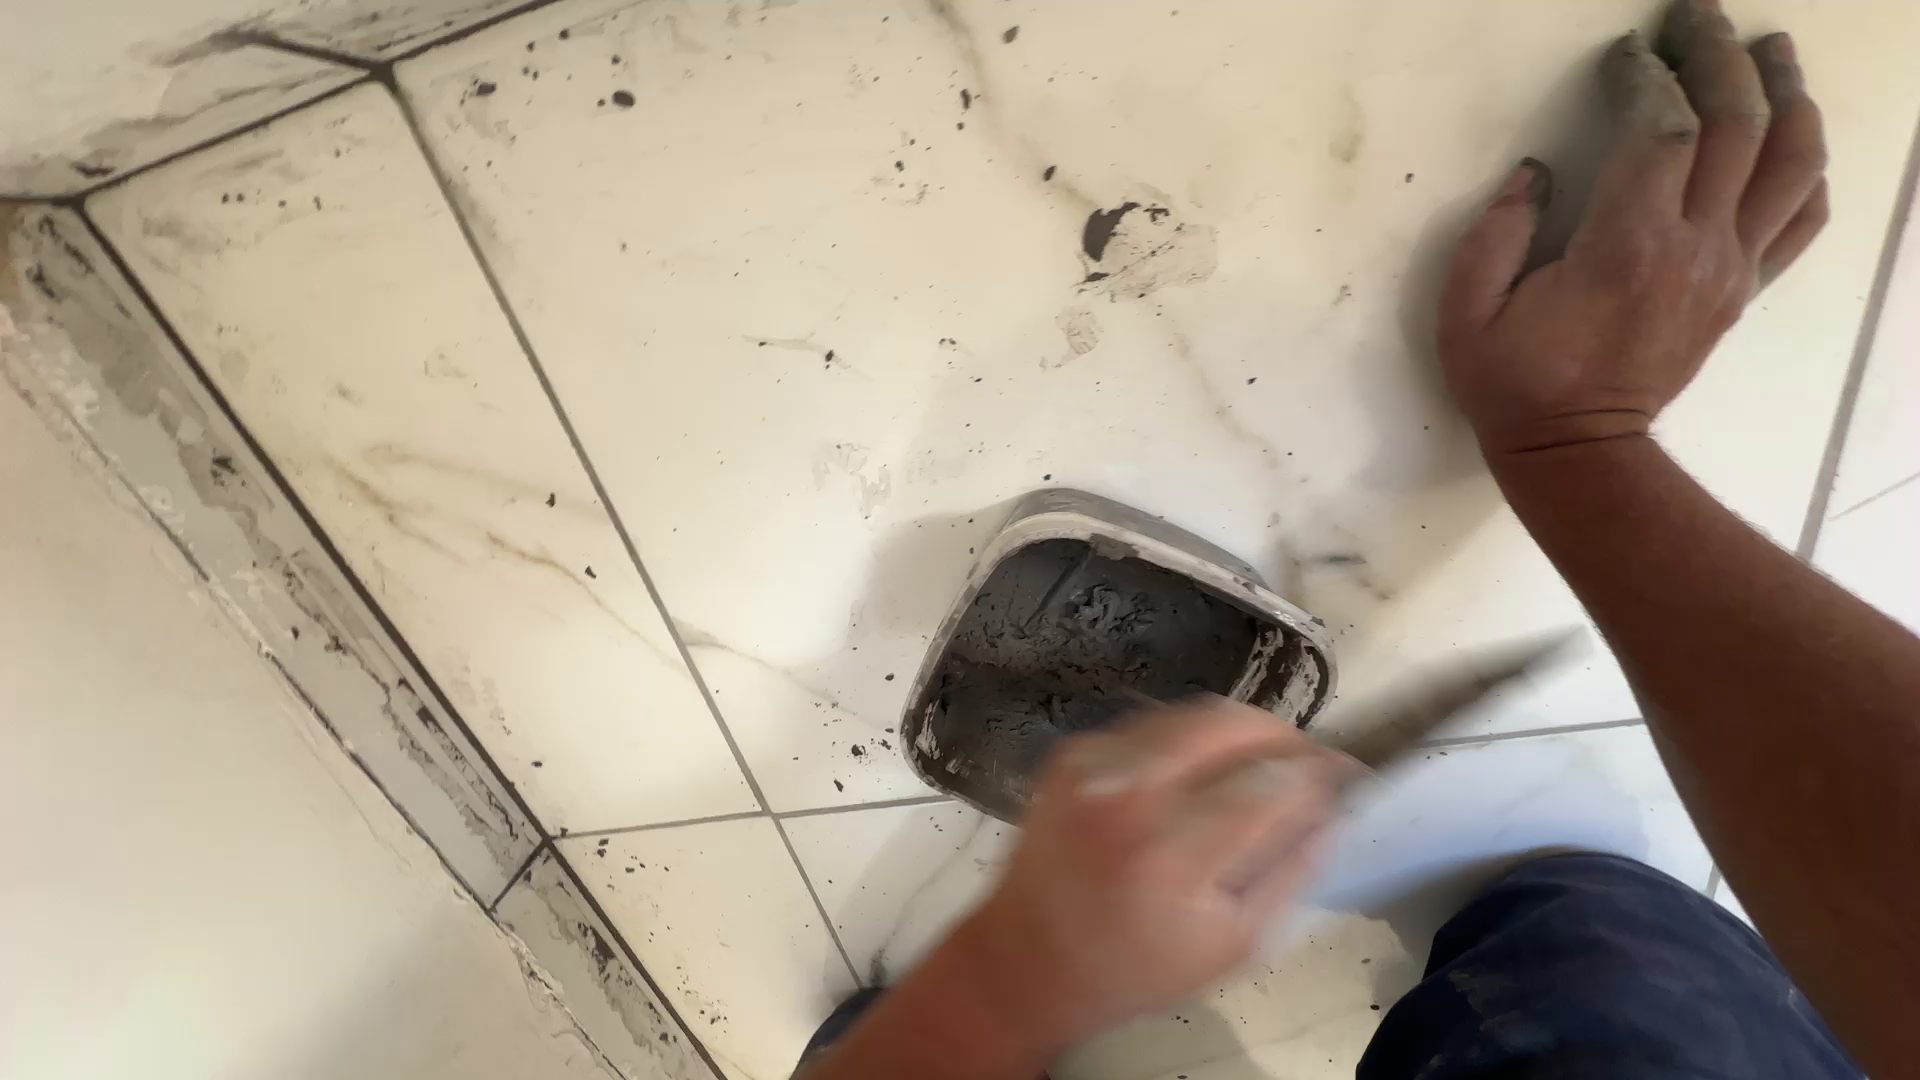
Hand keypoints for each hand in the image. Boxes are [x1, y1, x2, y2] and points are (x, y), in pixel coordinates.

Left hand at [953, 699, 1355, 1051]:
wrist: (1027, 953)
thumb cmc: (1134, 965)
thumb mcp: (1231, 944)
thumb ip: (1289, 871)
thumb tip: (1330, 810)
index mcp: (1173, 853)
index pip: (1269, 781)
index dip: (1318, 769)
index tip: (1345, 771)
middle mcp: (1128, 792)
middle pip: (1227, 722)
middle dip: (1280, 733)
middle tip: (1303, 758)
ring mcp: (1091, 762)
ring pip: (1187, 712)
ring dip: (1234, 730)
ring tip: (1254, 763)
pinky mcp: (1070, 751)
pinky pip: (1146, 724)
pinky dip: (1182, 738)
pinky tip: (1189, 773)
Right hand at [1437, 0, 1827, 457]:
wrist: (1571, 447)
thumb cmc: (1508, 385)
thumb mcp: (1463, 318)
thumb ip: (1492, 238)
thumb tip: (1535, 174)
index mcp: (1622, 249)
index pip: (1658, 133)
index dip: (1645, 80)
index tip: (1622, 56)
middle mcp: (1694, 246)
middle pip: (1737, 125)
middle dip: (1719, 57)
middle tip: (1697, 17)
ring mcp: (1730, 268)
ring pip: (1790, 156)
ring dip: (1786, 91)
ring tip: (1768, 51)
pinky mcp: (1743, 290)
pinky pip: (1801, 213)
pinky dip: (1806, 164)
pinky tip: (1791, 138)